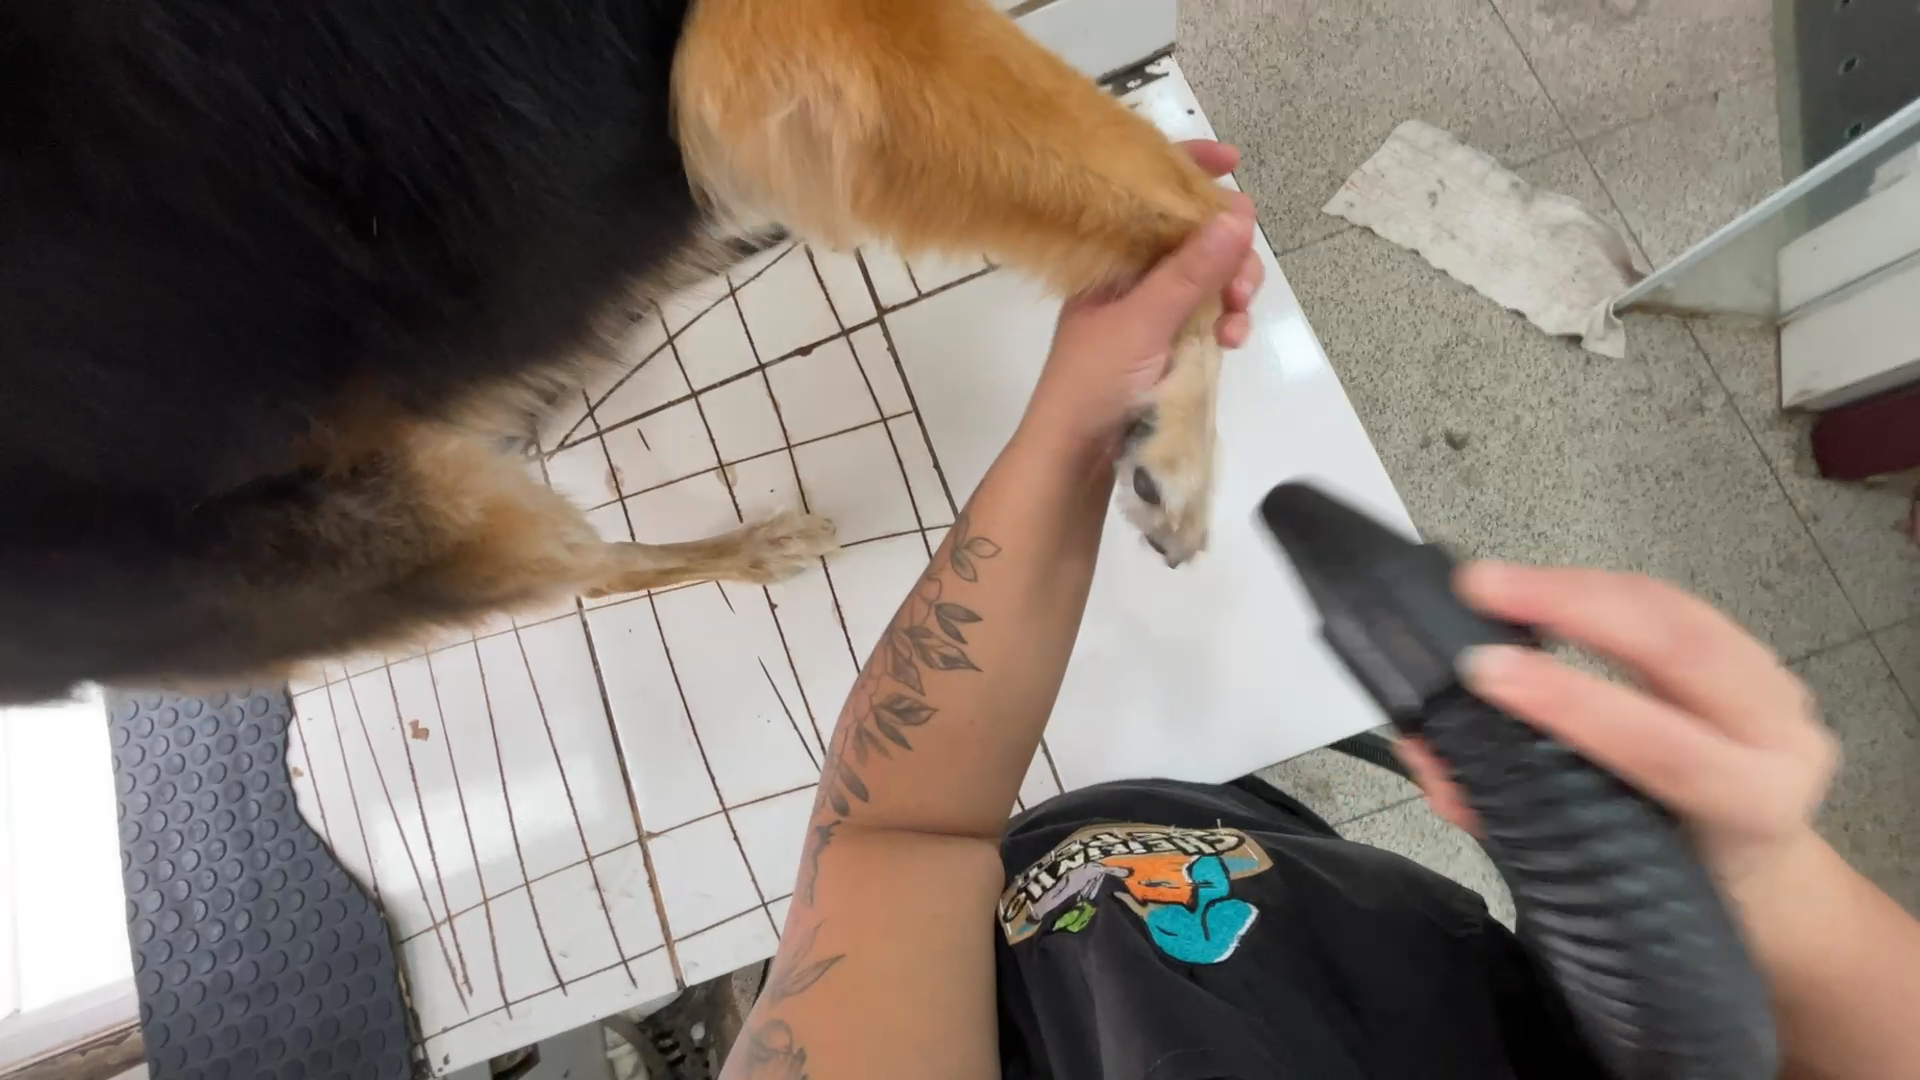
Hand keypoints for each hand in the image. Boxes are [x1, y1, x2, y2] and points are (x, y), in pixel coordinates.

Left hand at [1020, 141, 1262, 453]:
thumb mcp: (1142, 322)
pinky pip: (1206, 318)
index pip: (1149, 197)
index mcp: (1109, 258)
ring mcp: (1149, 311)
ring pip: (1207, 280)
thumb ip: (1190, 273)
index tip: (1233, 161)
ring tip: (1238, 319)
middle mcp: (1130, 277)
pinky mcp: (1165, 343)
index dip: (1189, 172)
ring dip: (1232, 293)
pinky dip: (1224, 324)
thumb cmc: (1093, 381)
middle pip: (1192, 238)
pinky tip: (1232, 340)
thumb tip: (1240, 214)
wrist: (1074, 450)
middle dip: (1229, 254)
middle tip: (1244, 284)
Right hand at [1398, 562, 1838, 892]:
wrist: (1751, 864)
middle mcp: (1776, 739)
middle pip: (1681, 649)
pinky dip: (1591, 583)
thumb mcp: (1588, 856)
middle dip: (1571, 607)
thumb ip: (1499, 806)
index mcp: (1745, 805)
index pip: (1662, 746)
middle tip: (1480, 588)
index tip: (1486, 670)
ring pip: (1672, 609)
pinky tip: (1538, 581)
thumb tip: (1425, 752)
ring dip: (1572, 585)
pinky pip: (1665, 598)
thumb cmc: (1662, 861)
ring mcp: (1769, 686)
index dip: (1570, 702)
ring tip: (1493, 578)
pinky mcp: (1742, 649)